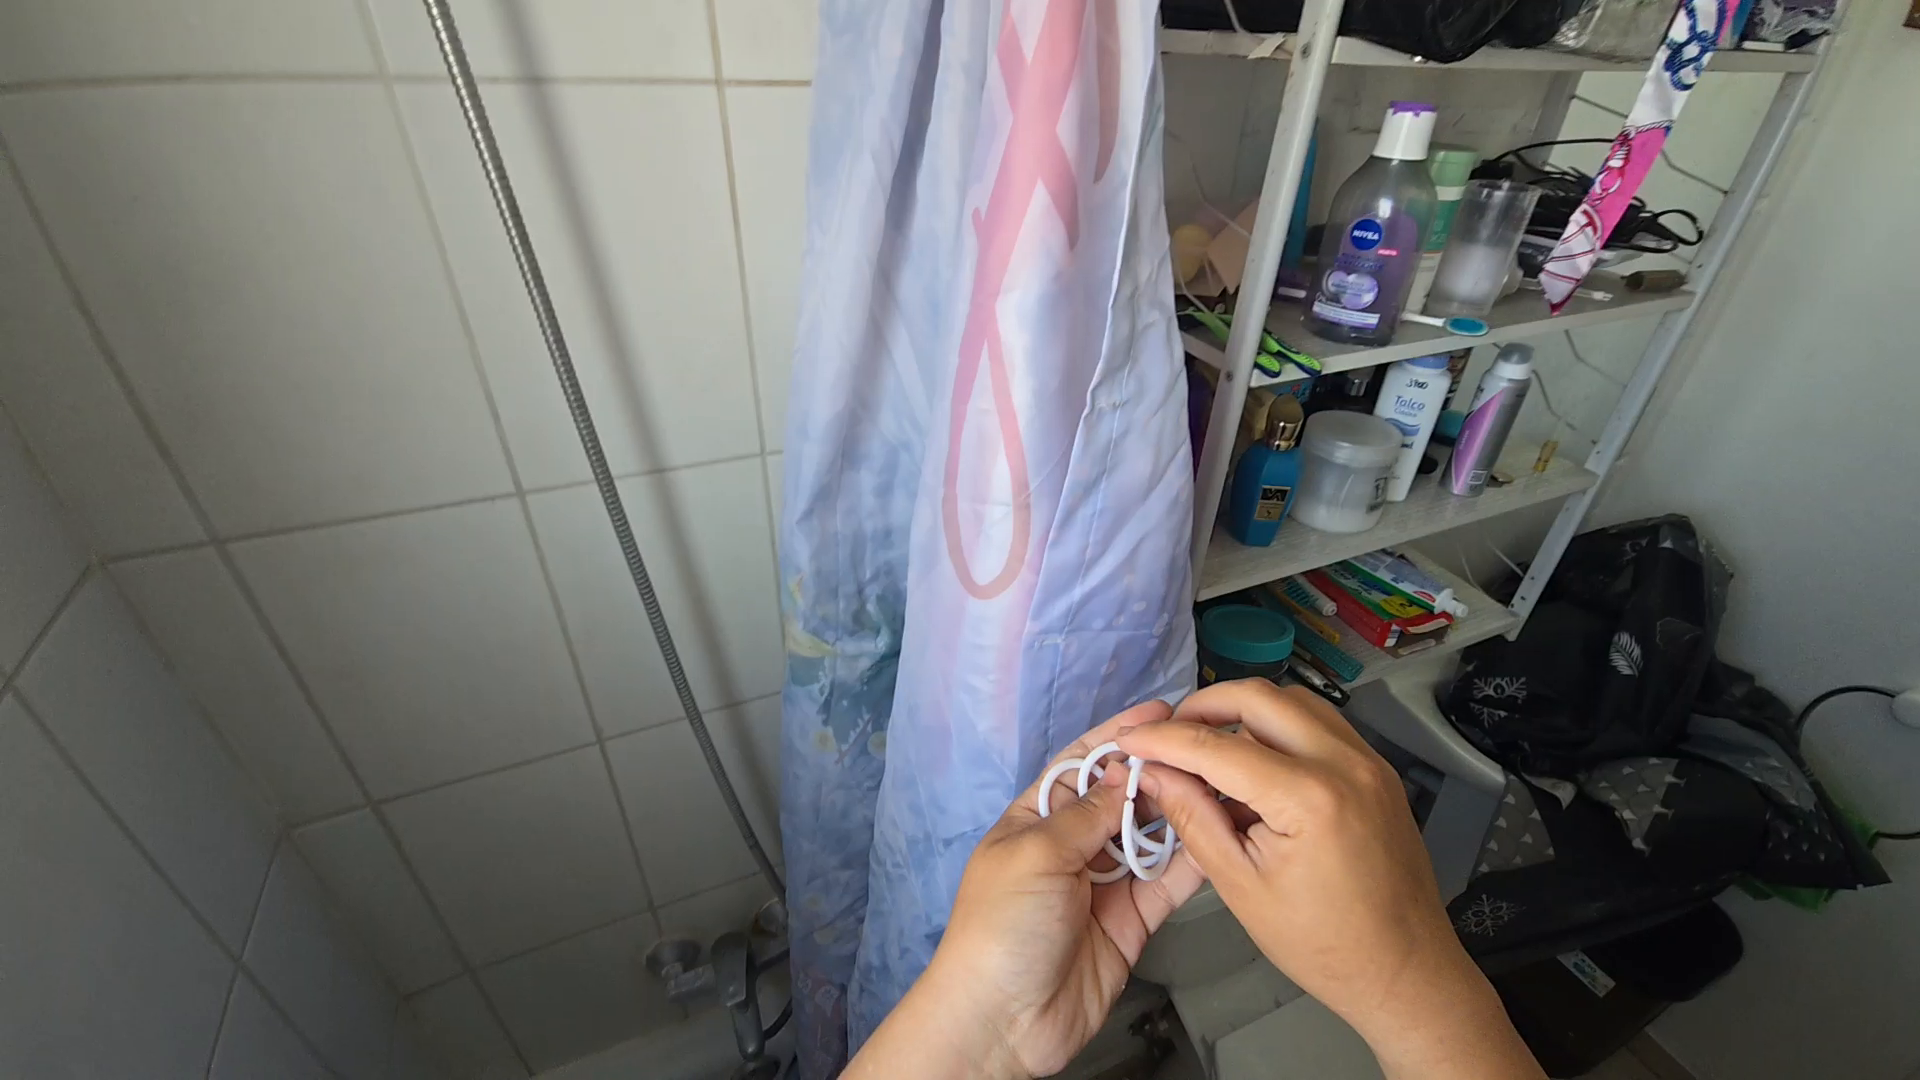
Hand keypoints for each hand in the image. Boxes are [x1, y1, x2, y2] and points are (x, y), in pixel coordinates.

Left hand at [845, 699, 1206, 1079]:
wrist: (1004, 1021)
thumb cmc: (1002, 923)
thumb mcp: (1036, 854)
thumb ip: (1086, 816)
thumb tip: (1122, 774)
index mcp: (1038, 816)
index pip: (1082, 764)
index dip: (1118, 737)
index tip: (1158, 711)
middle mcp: (1073, 843)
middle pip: (1122, 798)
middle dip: (1156, 772)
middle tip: (1202, 749)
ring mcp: (1104, 882)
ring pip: (1149, 836)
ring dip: (1179, 812)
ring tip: (1218, 783)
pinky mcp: (1131, 920)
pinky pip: (1165, 884)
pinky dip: (1190, 862)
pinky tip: (1217, 836)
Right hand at [1117, 680, 1542, 1079]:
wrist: (1410, 976)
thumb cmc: (1321, 943)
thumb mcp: (1240, 886)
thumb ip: (1191, 817)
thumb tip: (1151, 771)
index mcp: (1308, 798)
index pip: (1216, 747)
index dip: (1162, 740)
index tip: (1128, 740)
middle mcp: (1343, 762)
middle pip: (1256, 697)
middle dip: (1201, 706)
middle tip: (1166, 734)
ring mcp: (1367, 760)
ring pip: (1290, 700)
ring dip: (1241, 709)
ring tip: (1207, 744)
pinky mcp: (1375, 768)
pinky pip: (1317, 720)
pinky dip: (1276, 723)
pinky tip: (1254, 759)